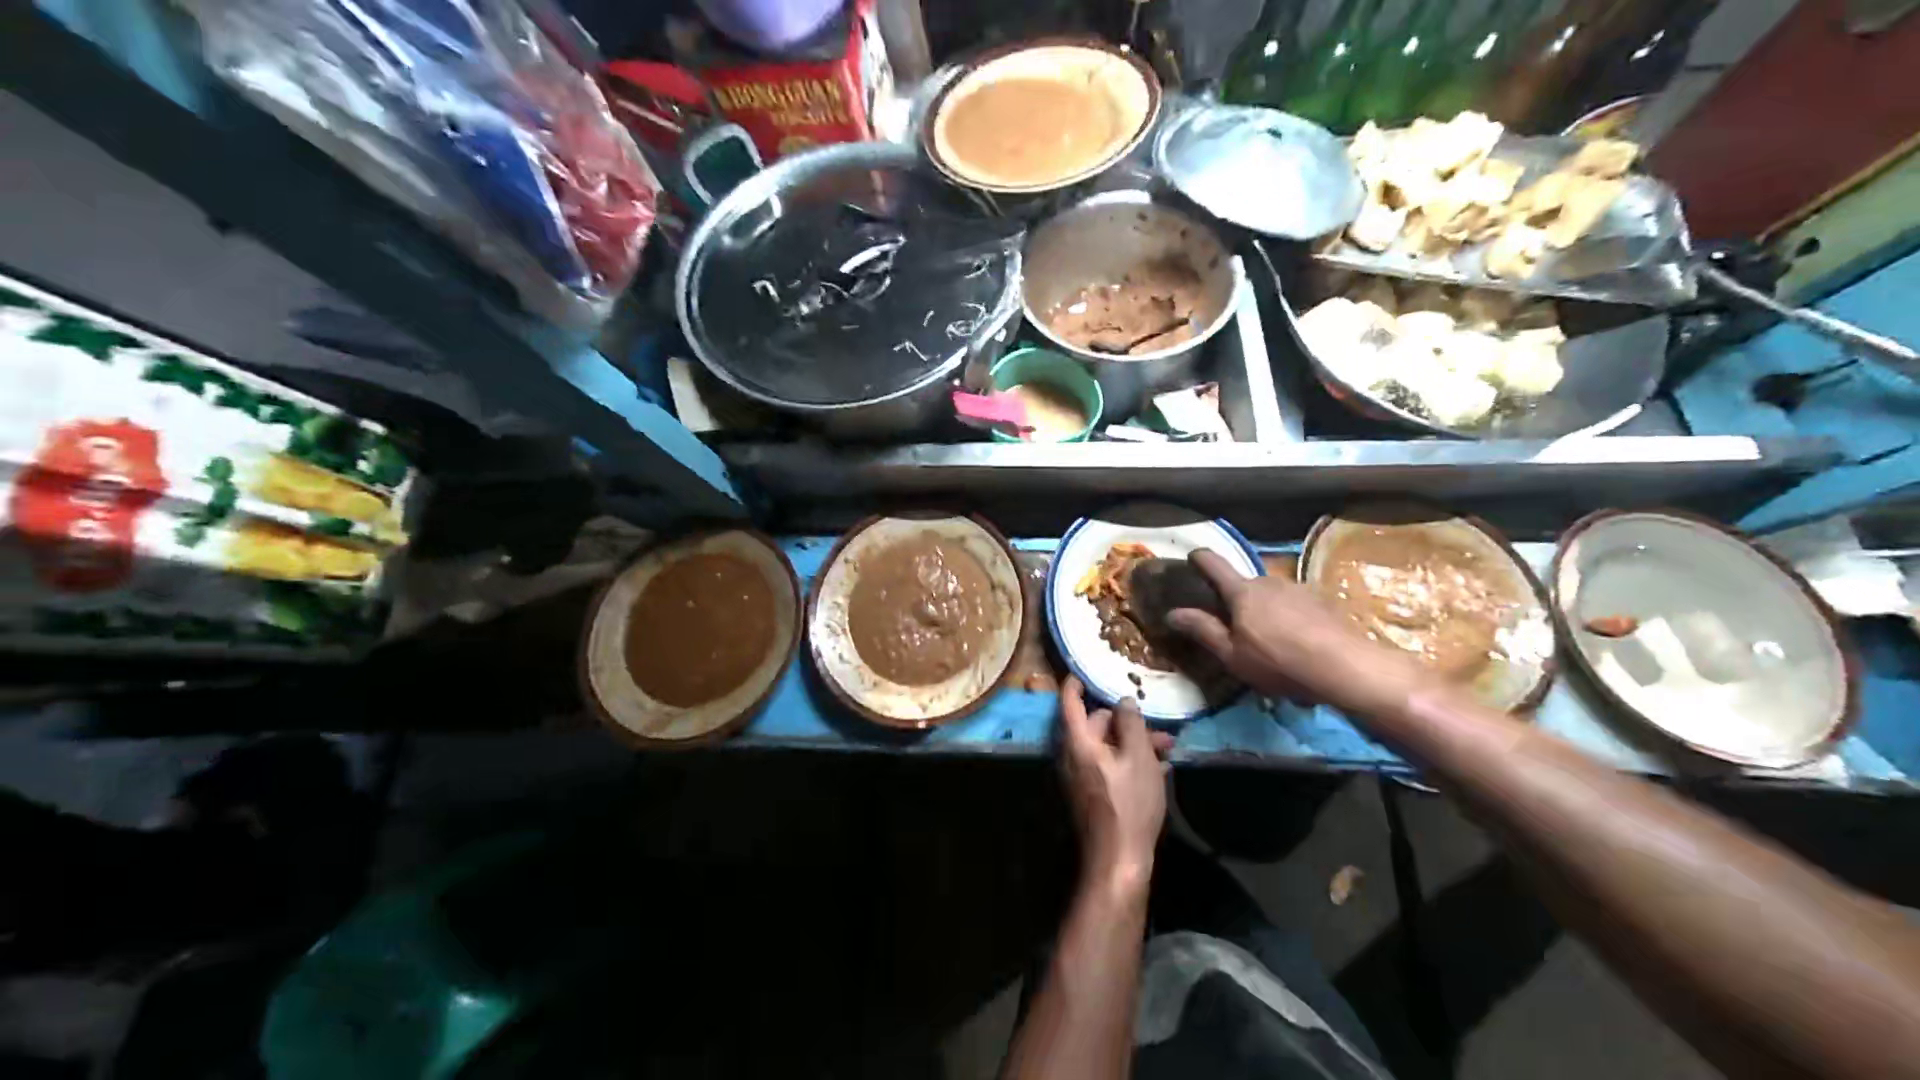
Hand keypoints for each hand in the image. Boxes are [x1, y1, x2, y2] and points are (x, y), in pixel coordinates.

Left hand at [1057, 676, 1173, 890]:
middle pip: (1093, 725)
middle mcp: (1072, 756)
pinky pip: (1106, 765)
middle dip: (1125, 722)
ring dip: (1132, 743)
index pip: (1069, 702)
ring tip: (1167, 750)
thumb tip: (1123, 700)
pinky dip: (1127, 761)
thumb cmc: (1129, 805)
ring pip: (1104, 746)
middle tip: (1158, 729)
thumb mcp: (1139, 758)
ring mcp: (1079, 776)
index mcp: (1078, 743)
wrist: (1119, 860)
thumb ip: (1131, 724)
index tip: (1083, 671)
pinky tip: (1158, 770)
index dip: (1074, 684)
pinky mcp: (1090, 793)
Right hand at [1165, 550, 1426, 718]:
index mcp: (1241, 592)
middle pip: (1244, 585)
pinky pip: (1295, 603)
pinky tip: (1297, 640)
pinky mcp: (1321, 599)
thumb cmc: (1279, 661)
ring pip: (1271, 595)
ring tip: (1271, 640)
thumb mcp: (1232, 655)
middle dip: (1237, 600)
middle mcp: (1268, 581)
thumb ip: (1202, 630)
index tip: (1192, 556)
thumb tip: (1172, 613)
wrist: (1346, 666)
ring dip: (1265, 610)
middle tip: (1237, 627)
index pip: (1214, 565)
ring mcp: (1298, 587)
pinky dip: (1289, 616)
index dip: (1199, 558)